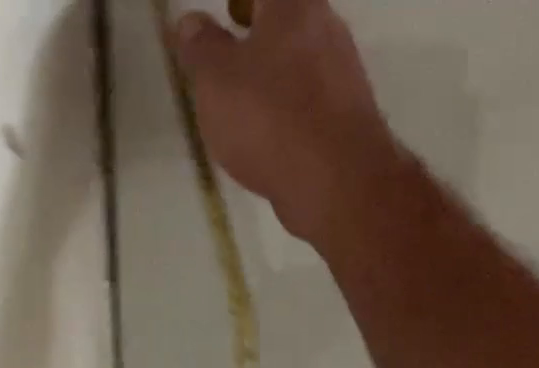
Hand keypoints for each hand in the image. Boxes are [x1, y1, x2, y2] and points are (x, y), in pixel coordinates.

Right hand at [173, 0, 399, 243]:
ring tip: (239, 100)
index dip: (239, 3)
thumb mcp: (216, 80)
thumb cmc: (268, 118)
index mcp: (294, 6)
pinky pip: (309, 96)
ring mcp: (343, 71)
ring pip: (300, 57)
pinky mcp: (347, 113)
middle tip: (225, 53)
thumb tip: (192, 21)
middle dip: (257, 30)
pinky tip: (266, 132)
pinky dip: (285, 105)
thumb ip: (201, 47)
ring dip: (271, 71)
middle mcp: (327, 27)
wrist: (334, 179)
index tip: (223, 15)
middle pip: (287, 16)